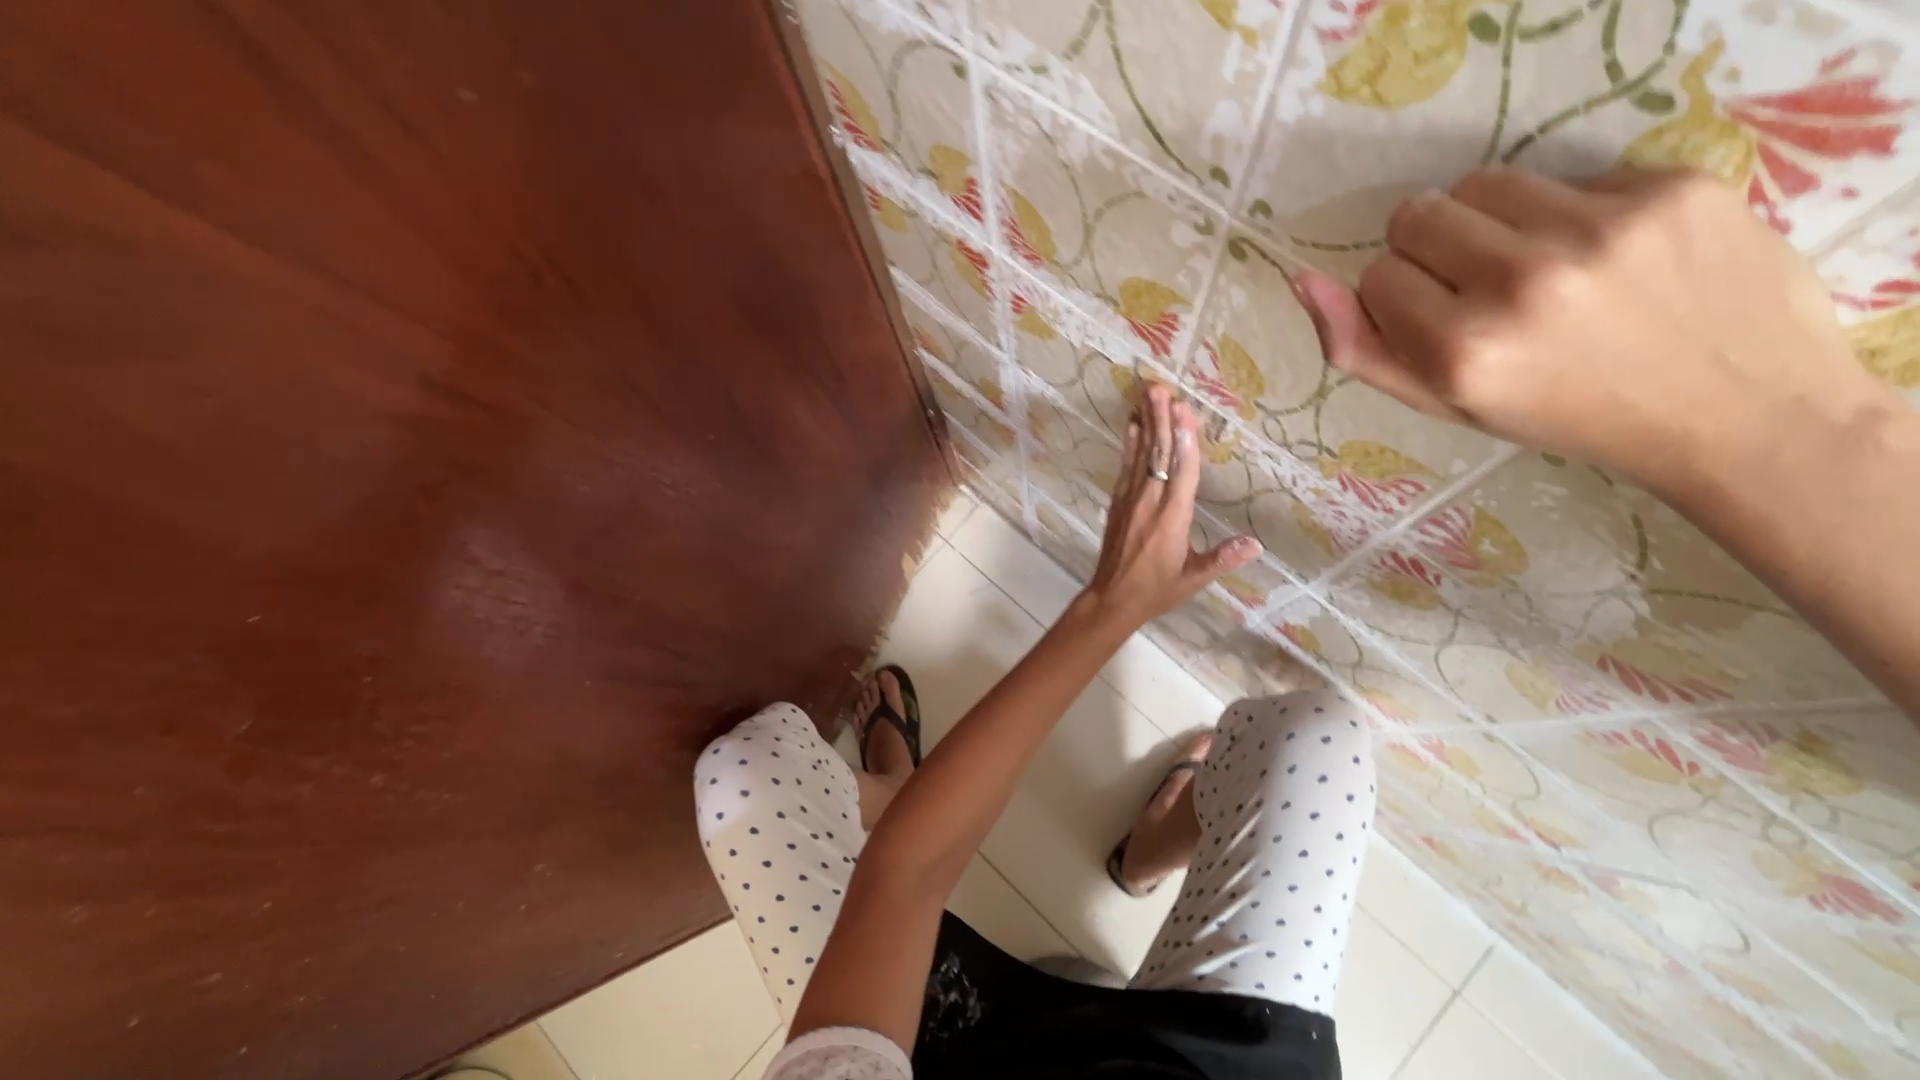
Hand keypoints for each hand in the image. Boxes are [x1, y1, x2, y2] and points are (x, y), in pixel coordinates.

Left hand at [1081, 384, 1261, 627]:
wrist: (1112, 599)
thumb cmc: (1157, 590)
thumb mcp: (1193, 578)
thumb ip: (1222, 558)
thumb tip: (1255, 544)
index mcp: (1172, 518)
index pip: (1182, 472)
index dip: (1185, 440)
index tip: (1185, 411)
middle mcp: (1149, 502)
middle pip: (1158, 454)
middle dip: (1161, 420)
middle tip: (1161, 389)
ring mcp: (1130, 500)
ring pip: (1141, 455)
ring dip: (1146, 424)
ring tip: (1148, 394)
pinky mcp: (1117, 503)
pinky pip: (1126, 467)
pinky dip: (1130, 445)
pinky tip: (1132, 425)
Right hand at [1292, 166, 1897, 495]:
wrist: (1743, 415)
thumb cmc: (1573, 420)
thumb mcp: (1453, 407)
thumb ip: (1365, 351)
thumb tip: (1305, 280)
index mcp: (1464, 352)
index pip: (1379, 275)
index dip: (1403, 299)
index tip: (1445, 324)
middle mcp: (1523, 283)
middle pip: (1418, 214)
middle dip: (1435, 248)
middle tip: (1482, 285)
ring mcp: (1601, 229)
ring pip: (1485, 182)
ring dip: (1494, 219)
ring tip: (1541, 264)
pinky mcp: (1668, 190)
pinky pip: (1571, 177)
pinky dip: (1575, 212)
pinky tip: (1612, 256)